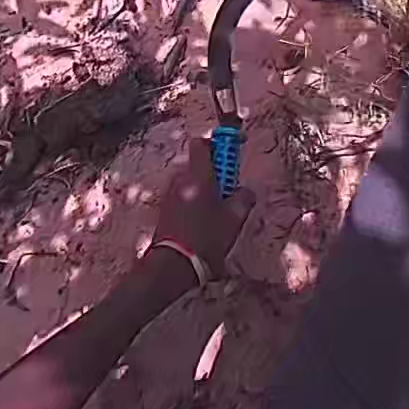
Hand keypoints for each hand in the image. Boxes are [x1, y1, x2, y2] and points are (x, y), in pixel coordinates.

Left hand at [152, 139, 257, 277]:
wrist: (173, 264)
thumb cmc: (207, 238)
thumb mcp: (235, 217)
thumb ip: (243, 197)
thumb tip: (244, 191)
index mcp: (198, 175)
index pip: (202, 143)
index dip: (218, 143)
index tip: (232, 151)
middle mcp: (180, 179)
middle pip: (199, 164)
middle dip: (216, 173)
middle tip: (229, 191)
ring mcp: (169, 194)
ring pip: (191, 182)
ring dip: (205, 189)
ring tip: (218, 211)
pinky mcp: (164, 208)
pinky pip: (184, 195)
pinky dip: (195, 201)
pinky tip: (203, 222)